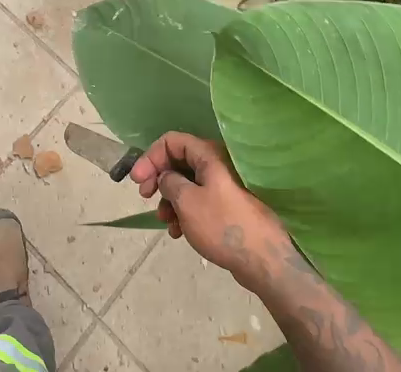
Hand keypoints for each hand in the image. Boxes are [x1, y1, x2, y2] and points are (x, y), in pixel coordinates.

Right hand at [128, 132, 290, 291]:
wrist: (262, 260)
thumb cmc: (222, 224)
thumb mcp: (187, 201)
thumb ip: (169, 182)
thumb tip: (165, 177)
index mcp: (208, 156)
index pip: (171, 141)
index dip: (151, 157)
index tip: (137, 180)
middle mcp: (216, 166)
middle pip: (178, 162)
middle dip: (158, 179)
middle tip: (145, 197)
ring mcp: (222, 187)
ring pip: (186, 184)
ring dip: (169, 200)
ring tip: (164, 222)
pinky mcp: (225, 208)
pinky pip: (198, 202)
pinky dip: (184, 213)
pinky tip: (178, 233)